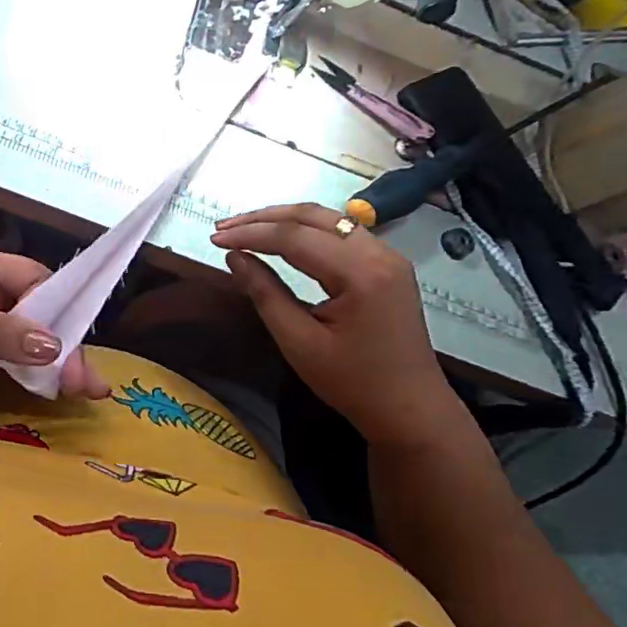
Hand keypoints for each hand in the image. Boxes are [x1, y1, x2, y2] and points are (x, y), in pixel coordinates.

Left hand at [0, 249, 110, 397]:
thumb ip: (0, 333)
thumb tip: (55, 346)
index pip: (43, 286)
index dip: (63, 314)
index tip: (75, 349)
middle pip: (43, 317)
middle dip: (67, 347)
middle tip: (89, 383)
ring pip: (32, 342)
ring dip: (57, 365)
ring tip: (87, 392)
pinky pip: (14, 362)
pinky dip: (34, 376)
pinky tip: (55, 392)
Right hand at [211, 203, 456, 445]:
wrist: (410, 410)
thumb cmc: (353, 384)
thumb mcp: (299, 343)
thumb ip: (266, 294)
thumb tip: (234, 257)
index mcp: (361, 274)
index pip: (295, 237)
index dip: (251, 234)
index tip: (215, 240)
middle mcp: (379, 253)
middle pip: (313, 216)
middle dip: (264, 218)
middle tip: (223, 228)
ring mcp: (388, 256)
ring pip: (328, 220)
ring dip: (285, 220)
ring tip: (245, 229)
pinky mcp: (388, 265)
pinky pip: (342, 234)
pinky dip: (307, 231)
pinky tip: (282, 239)